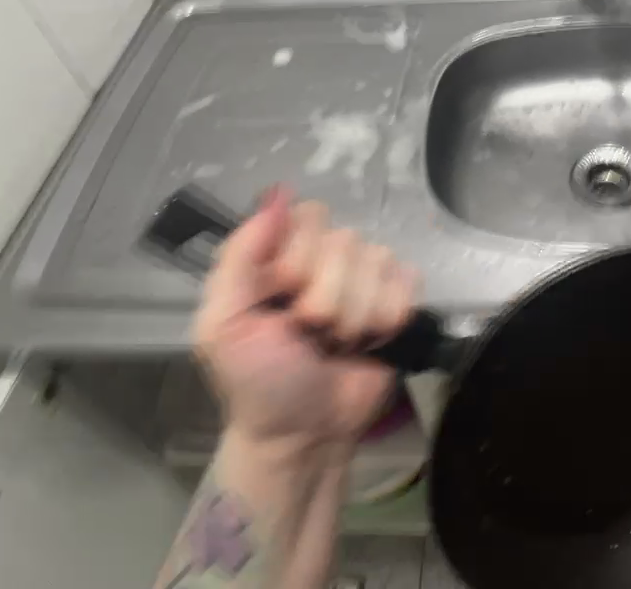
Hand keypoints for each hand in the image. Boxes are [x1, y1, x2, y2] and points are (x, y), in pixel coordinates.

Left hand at [192, 189, 417, 449]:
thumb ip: (239, 255)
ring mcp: (365, 278)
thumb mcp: (223, 325)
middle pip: (346, 240)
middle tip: (307, 332)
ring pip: (378, 261)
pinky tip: (370, 340)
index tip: (280, 297)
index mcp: (280, 254)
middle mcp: (324, 258)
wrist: (305, 436)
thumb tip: (277, 194)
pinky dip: (388, 316)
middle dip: (325, 297)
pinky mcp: (398, 300)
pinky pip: (408, 281)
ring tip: (336, 344)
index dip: (297, 258)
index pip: (308, 215)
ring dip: (354, 315)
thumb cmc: (258, 383)